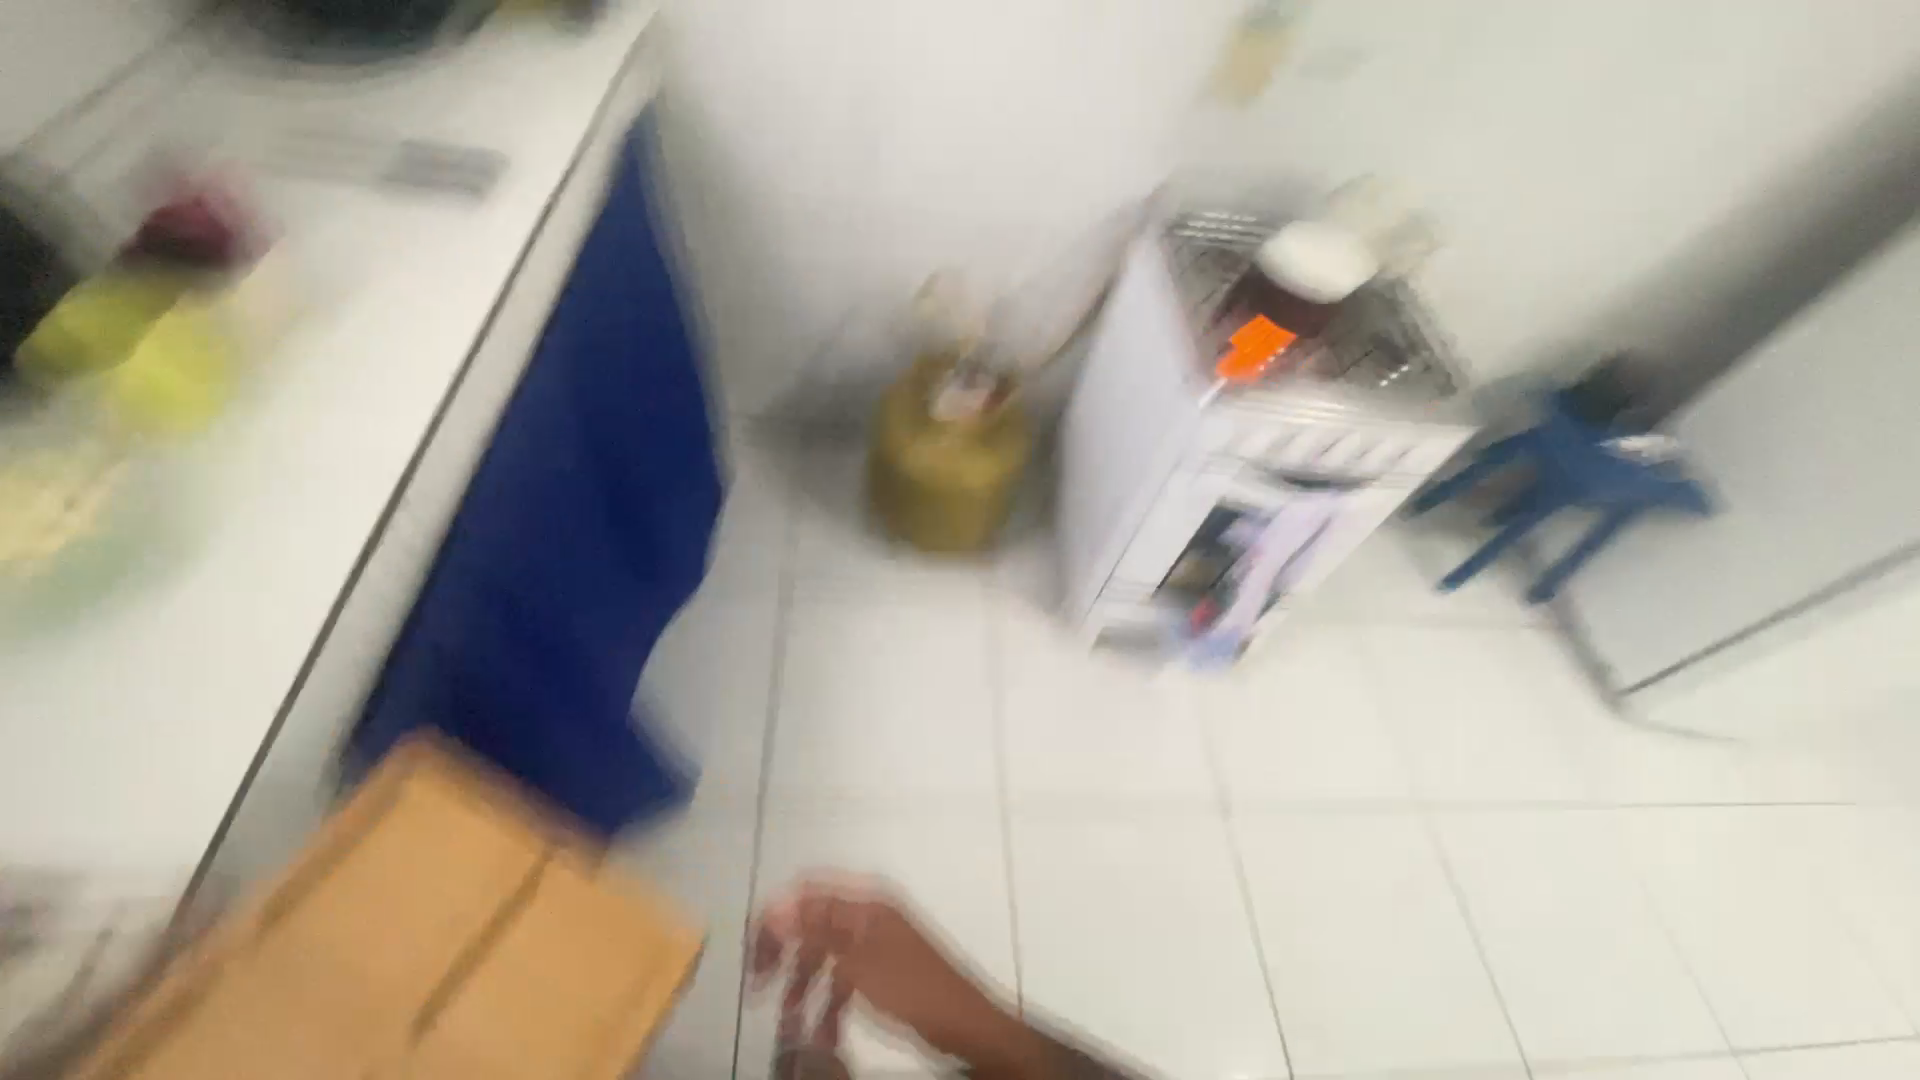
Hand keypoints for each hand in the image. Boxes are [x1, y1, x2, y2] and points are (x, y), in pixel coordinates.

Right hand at [747, 875, 1020, 1064]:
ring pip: (825, 958)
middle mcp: (867, 917)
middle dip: (786, 956)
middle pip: (813, 925)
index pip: (808, 893)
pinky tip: (822, 1034)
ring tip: (789, 1021)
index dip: (776, 916)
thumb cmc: (911, 987)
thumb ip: (813, 933)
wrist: (963, 1023)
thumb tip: (774, 906)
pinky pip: (843, 981)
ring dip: (804, 989)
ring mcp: (875, 944)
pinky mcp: (881, 973)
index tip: (754, 949)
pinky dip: (829, 1005)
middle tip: (760, 987)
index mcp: (864, 904)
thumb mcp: (856, 963)